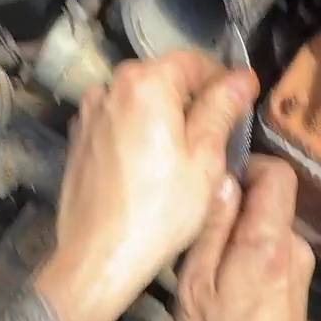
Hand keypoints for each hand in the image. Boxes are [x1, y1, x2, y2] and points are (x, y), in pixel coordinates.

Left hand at [49, 53, 257, 315]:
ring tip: (184, 156)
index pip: (194, 62)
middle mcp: (109, 89)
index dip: (222, 80)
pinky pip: (118, 126)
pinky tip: (150, 169)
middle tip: (218, 135)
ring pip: (138, 104)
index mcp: (145, 84)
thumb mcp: (205, 160)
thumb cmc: (158, 213)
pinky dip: (138, 135)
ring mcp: (88, 117)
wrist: (98, 258)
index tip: (242, 102)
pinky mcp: (78, 143)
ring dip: (163, 119)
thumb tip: (239, 80)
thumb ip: (221, 111)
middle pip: (162, 80)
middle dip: (192, 100)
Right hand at [177, 155, 316, 320]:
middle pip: (271, 198)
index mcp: (268, 241)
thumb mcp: (196, 286)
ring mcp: (301, 263)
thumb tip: (223, 180)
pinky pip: (272, 246)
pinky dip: (248, 252)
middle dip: (236, 206)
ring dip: (239, 233)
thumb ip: (211, 230)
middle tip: (199, 235)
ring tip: (208, 266)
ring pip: (268, 224)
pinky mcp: (298, 279)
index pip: (278, 173)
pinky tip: (226, 284)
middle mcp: (294, 244)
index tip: (217, 186)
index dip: (248, 167)